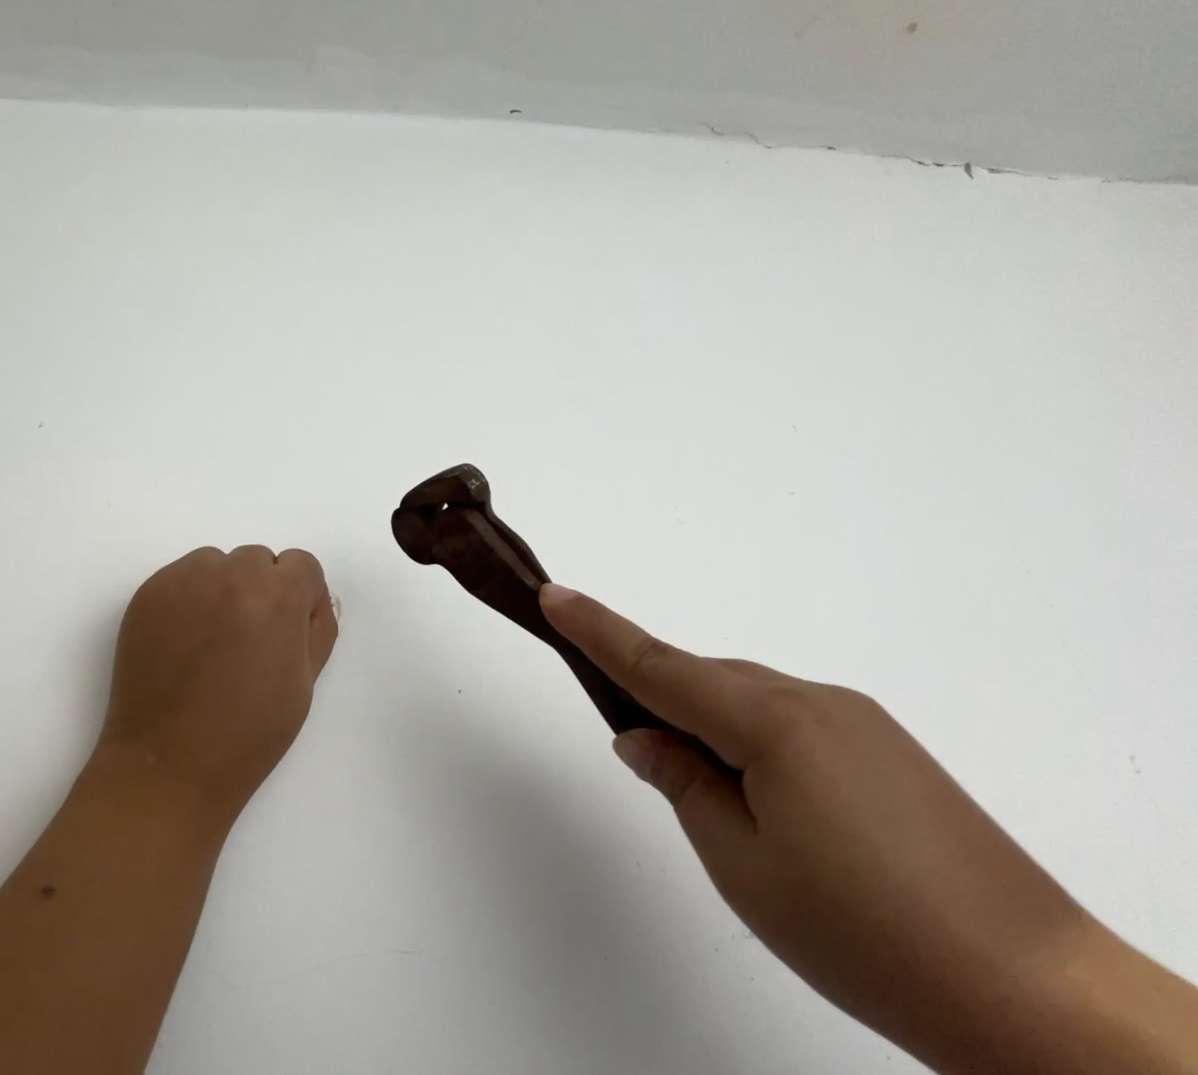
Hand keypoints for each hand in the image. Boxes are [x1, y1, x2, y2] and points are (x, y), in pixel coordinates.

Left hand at [96, 546, 338, 820]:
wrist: (169, 764)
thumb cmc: (248, 734)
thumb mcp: (304, 684)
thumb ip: (317, 630)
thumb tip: (312, 601)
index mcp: (276, 596)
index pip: (301, 565)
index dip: (300, 599)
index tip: (286, 634)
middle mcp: (228, 574)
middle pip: (257, 561)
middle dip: (261, 591)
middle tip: (248, 643)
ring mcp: (181, 582)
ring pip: (215, 565)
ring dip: (222, 590)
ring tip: (211, 644)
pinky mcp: (146, 594)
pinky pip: (179, 580)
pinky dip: (186, 601)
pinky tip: (182, 646)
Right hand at [540, 584, 1197, 1074]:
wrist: (1033, 992)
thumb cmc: (859, 931)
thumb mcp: (739, 862)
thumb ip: (682, 784)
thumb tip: (644, 739)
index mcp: (772, 724)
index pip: (659, 666)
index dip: (600, 630)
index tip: (553, 594)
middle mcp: (820, 703)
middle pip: (709, 681)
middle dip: (660, 698)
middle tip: (636, 752)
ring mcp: (866, 725)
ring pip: (755, 704)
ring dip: (712, 729)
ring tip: (717, 808)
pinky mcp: (894, 754)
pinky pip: (796, 724)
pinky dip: (757, 743)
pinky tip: (772, 808)